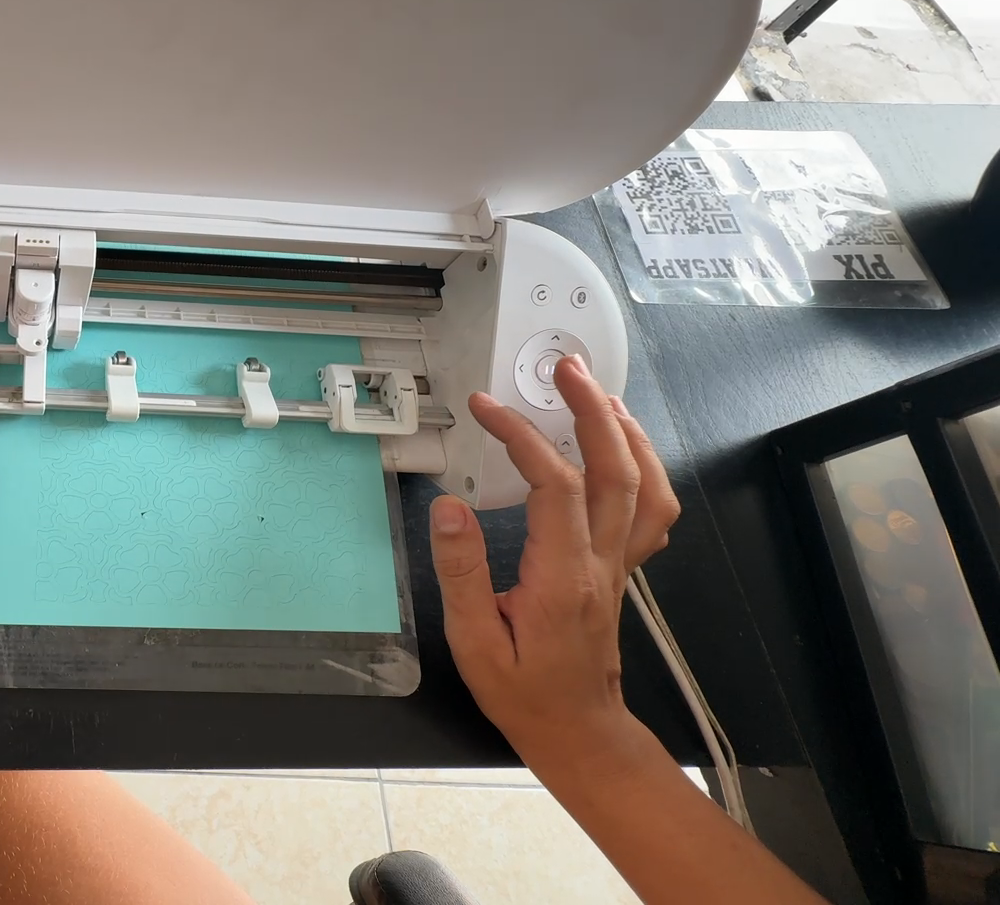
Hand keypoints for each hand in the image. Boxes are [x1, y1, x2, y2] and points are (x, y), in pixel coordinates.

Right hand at [429, 354, 680, 772]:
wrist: (579, 730)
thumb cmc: (521, 689)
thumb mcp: (472, 639)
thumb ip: (460, 571)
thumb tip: (448, 506)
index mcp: (561, 576)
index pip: (553, 487)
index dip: (521, 437)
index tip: (486, 407)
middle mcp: (601, 562)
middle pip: (615, 472)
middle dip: (592, 411)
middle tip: (566, 369)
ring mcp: (619, 564)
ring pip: (646, 486)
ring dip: (626, 432)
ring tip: (597, 394)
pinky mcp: (620, 568)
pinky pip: (650, 510)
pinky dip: (644, 467)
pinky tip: (621, 449)